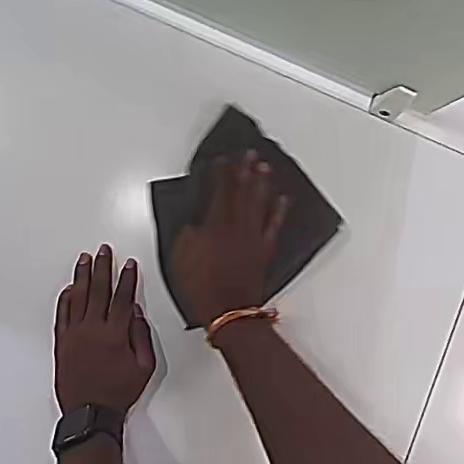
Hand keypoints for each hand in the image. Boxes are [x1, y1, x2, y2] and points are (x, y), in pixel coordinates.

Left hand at [54, 245, 156, 413]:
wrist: (89, 414)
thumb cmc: (117, 394)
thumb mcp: (144, 367)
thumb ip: (141, 337)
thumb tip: (137, 315)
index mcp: (115, 334)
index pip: (123, 297)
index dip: (127, 279)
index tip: (129, 265)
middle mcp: (93, 330)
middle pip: (98, 289)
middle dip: (103, 267)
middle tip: (104, 251)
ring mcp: (75, 334)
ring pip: (78, 297)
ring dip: (82, 275)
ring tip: (85, 260)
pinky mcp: (62, 342)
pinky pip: (62, 313)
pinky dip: (65, 298)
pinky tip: (69, 288)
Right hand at [170, 152, 289, 324]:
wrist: (227, 309)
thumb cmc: (202, 286)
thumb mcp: (181, 256)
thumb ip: (188, 233)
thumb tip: (194, 221)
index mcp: (214, 225)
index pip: (218, 190)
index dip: (221, 173)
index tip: (223, 159)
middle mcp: (236, 226)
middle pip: (241, 191)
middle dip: (245, 170)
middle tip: (249, 153)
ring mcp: (252, 237)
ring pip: (259, 202)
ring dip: (262, 183)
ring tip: (264, 167)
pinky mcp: (263, 250)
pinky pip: (274, 225)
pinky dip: (279, 210)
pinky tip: (282, 199)